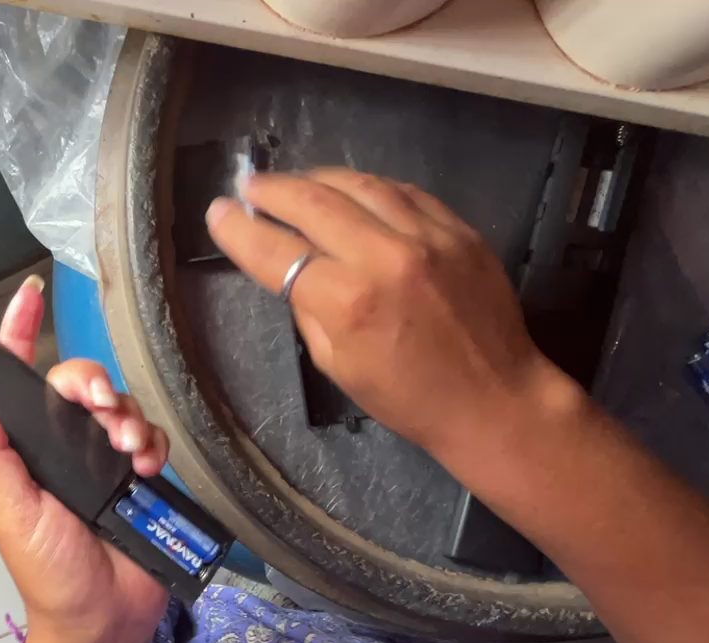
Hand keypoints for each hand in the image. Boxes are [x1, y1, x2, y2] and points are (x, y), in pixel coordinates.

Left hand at [0, 276, 170, 642]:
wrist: (101, 620)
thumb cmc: (48, 570)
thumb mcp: (12, 511)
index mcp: (23, 451)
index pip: (15, 382)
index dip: (18, 335)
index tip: (29, 296)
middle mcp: (62, 448)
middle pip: (76, 385)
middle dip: (91, 383)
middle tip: (101, 408)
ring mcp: (102, 463)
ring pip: (119, 407)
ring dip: (126, 416)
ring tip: (130, 450)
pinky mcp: (139, 480)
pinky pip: (152, 439)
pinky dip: (154, 442)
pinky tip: (149, 465)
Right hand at [205, 169, 585, 470]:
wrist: (491, 397)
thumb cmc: (404, 397)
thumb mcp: (336, 364)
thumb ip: (310, 309)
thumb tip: (295, 270)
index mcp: (347, 302)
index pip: (278, 253)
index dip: (241, 231)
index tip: (217, 213)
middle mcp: (385, 256)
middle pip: (315, 202)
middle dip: (274, 190)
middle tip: (249, 185)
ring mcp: (428, 235)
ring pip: (360, 184)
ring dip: (317, 179)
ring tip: (293, 182)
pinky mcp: (458, 227)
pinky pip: (401, 191)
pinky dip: (366, 186)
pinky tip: (348, 190)